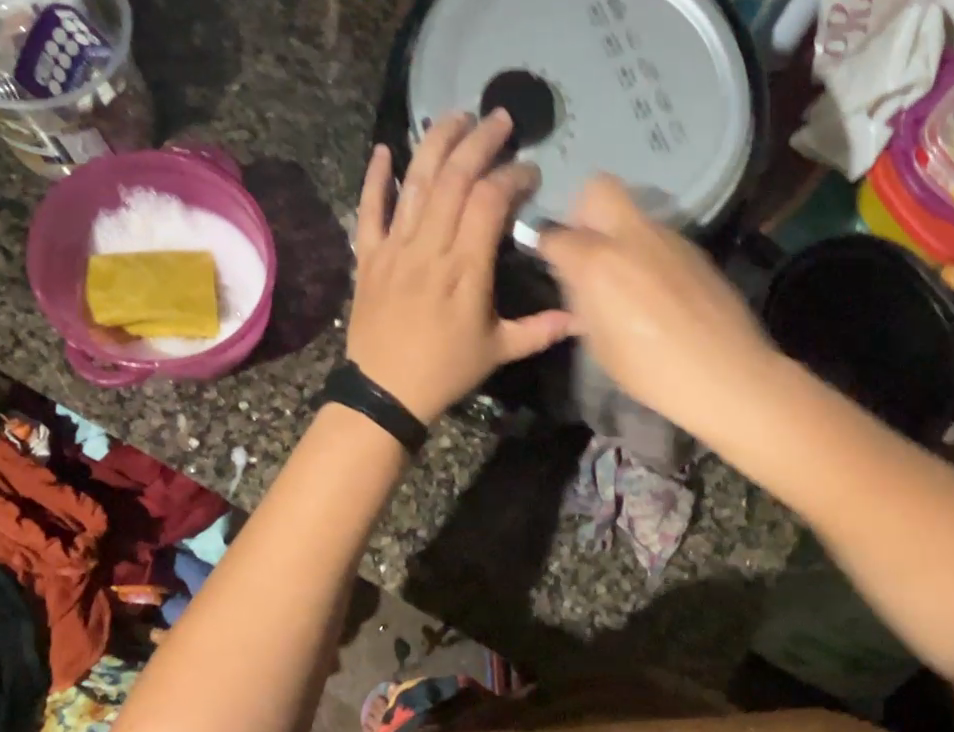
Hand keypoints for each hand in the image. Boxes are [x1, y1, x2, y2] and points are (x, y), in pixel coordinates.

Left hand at [345, 110, 572, 420]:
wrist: (384, 393)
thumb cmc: (446, 372)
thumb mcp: (498, 352)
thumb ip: (540, 330)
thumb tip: (584, 316)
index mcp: (465, 269)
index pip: (490, 202)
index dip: (511, 178)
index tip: (529, 172)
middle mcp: (430, 248)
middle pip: (455, 179)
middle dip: (479, 142)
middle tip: (499, 119)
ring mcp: (395, 249)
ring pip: (416, 183)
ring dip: (435, 143)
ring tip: (455, 116)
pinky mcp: (369, 257)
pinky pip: (369, 209)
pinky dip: (376, 178)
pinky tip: (385, 149)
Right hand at [538, 175, 780, 431]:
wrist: (725, 374)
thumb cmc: (651, 371)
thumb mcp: (600, 346)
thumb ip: (582, 303)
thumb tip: (577, 283)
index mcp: (598, 263)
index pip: (556, 235)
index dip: (546, 246)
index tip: (548, 261)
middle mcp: (631, 238)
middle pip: (598, 190)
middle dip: (584, 212)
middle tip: (587, 248)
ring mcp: (669, 239)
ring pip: (634, 217)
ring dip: (621, 238)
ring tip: (627, 281)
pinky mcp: (696, 251)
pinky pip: (660, 240)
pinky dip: (649, 255)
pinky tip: (659, 293)